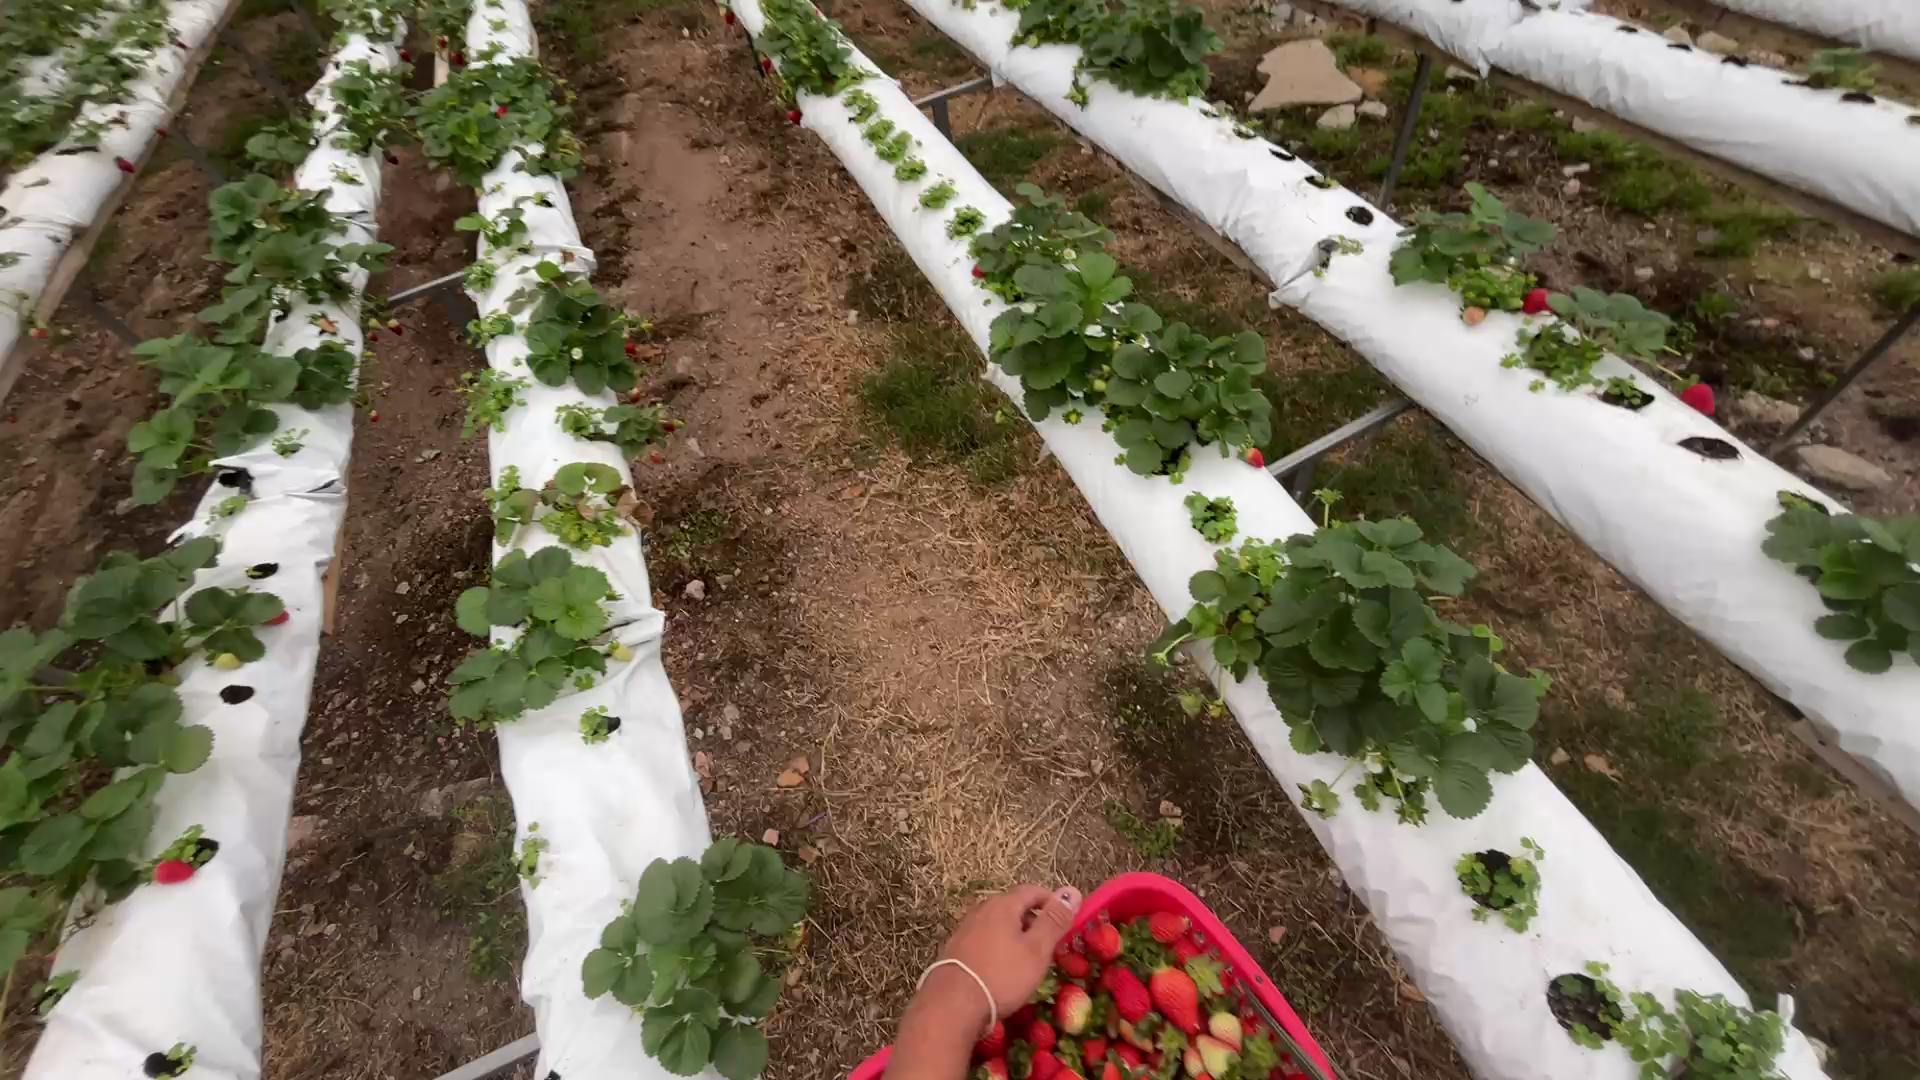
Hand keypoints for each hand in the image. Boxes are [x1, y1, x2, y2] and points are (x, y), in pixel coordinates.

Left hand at [932, 884, 1083, 1022]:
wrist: (952, 1004)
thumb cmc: (1001, 975)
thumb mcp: (1036, 950)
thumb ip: (1054, 921)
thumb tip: (1071, 891)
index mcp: (1003, 904)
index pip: (1031, 890)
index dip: (1051, 901)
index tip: (1064, 919)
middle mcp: (982, 909)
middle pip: (1013, 906)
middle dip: (1033, 921)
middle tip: (1048, 945)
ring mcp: (966, 928)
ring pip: (998, 924)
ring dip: (1015, 936)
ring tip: (1027, 961)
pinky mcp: (956, 948)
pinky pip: (984, 939)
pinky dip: (998, 948)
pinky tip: (1001, 971)